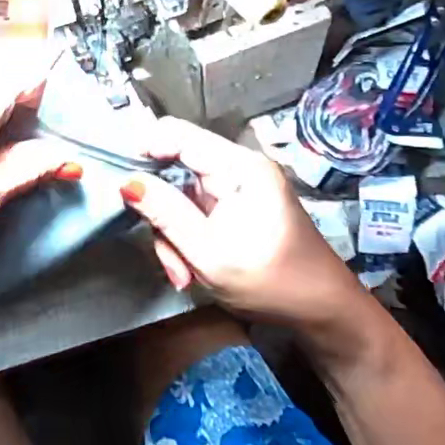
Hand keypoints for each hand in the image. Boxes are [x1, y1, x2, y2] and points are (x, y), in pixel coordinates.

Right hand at [119, 117, 373, 331]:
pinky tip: (193, 269)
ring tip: (184, 274)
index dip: (143, 150)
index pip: (177, 134)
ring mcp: (236, 187)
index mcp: (239, 167)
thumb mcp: (209, 252)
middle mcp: (238, 167)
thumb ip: (166, 214)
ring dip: (173, 234)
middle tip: (166, 255)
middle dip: (161, 212)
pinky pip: (195, 210)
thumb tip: (128, 183)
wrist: (322, 311)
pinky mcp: (234, 205)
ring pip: (180, 195)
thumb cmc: (272, 282)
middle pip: (175, 169)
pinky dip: (187, 238)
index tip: (122, 183)